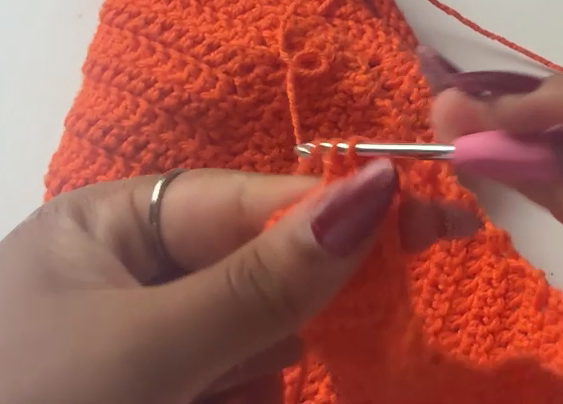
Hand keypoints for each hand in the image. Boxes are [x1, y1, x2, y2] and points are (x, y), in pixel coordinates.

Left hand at [0, 163, 401, 403]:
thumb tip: (385, 180)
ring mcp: (137, 339)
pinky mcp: (150, 390)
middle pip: (266, 269)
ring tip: (217, 401)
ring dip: (266, 373)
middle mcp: (133, 268)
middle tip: (327, 340)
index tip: (444, 221)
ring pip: (257, 335)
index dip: (351, 211)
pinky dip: (243, 397)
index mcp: (117, 223)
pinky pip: (233, 379)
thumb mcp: (141, 352)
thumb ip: (268, 277)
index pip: (264, 199)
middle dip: (302, 311)